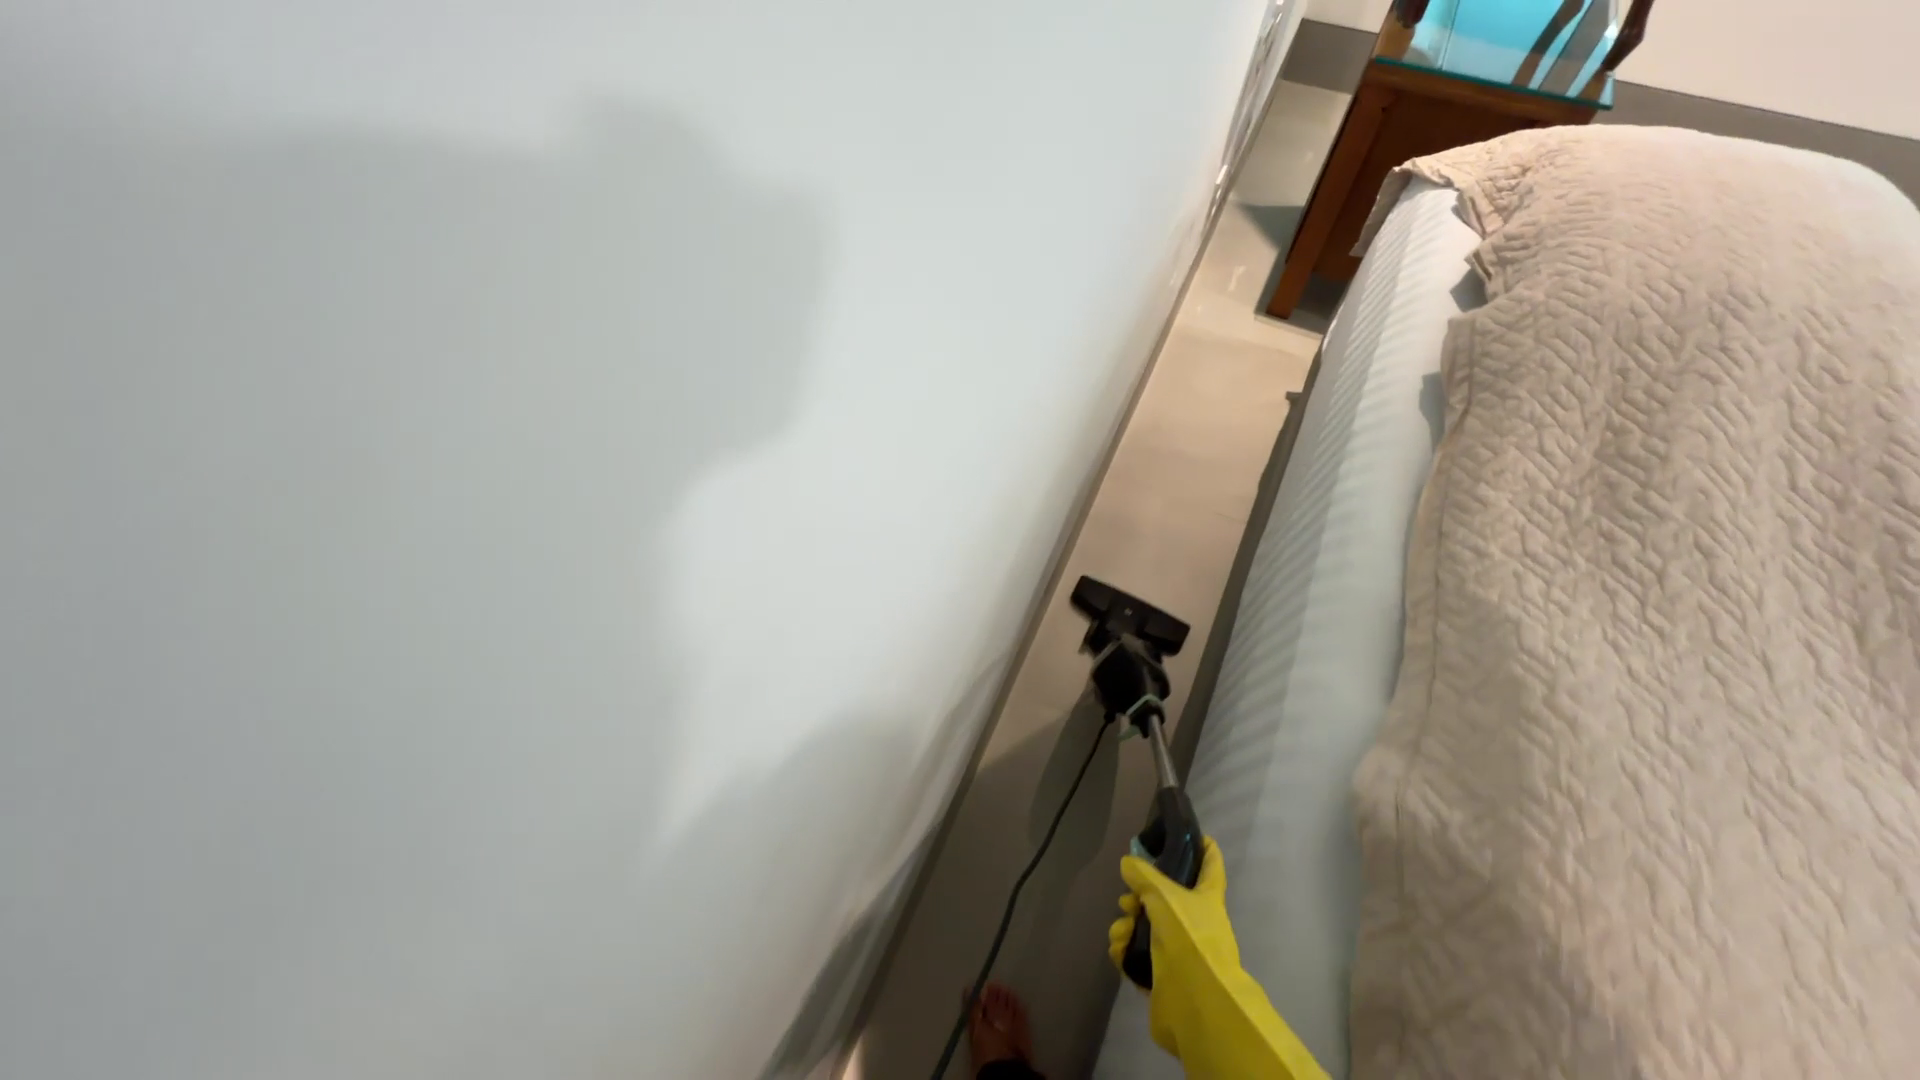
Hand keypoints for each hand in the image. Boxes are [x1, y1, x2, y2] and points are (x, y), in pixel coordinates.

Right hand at [1107, 836, 1232, 975]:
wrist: (1196, 1001)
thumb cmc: (1189, 937)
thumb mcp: (1164, 895)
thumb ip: (1143, 875)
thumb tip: (1128, 863)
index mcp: (1207, 897)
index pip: (1211, 865)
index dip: (1204, 847)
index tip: (1193, 834)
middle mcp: (1195, 921)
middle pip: (1164, 896)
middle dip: (1138, 895)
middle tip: (1128, 899)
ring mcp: (1178, 949)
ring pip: (1145, 925)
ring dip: (1127, 924)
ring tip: (1123, 931)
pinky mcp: (1160, 974)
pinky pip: (1136, 953)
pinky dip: (1125, 949)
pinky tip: (1120, 950)